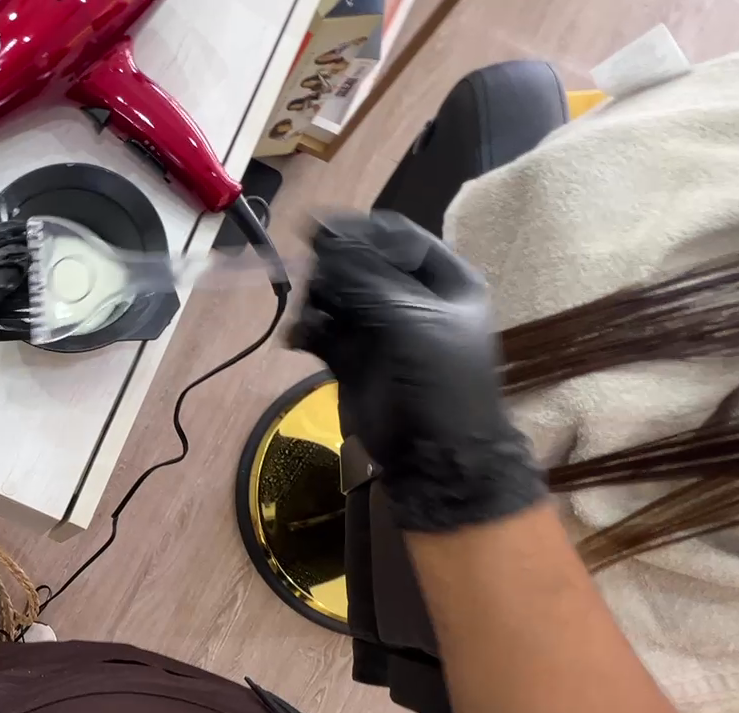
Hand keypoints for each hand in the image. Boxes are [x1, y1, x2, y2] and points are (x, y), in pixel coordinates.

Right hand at [289, 211, 543, 531]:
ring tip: (309, 321)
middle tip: (314, 288)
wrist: (431, 454)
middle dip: (330, 272)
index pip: (394, 238)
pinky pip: (320, 331)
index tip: (314, 231)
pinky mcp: (349, 357)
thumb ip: (365, 279)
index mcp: (441, 280)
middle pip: (357, 265)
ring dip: (315, 303)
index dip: (355, 232)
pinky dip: (306, 332)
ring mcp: (376, 329)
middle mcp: (407, 298)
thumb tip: (323, 236)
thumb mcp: (409, 320)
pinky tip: (297, 340)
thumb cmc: (437, 382)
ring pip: (333, 297)